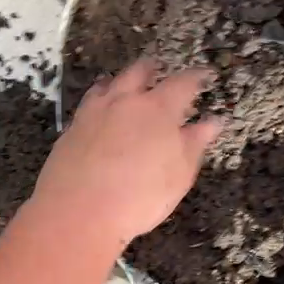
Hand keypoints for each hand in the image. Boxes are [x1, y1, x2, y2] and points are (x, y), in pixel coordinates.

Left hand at [28, 60, 221, 250]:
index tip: (203, 76)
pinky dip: (99, 99)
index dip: (196, 77)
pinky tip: (99, 111)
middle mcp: (125, 101)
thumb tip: (212, 122)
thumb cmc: (139, 198)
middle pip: (139, 73)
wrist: (78, 213)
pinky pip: (88, 103)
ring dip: (121, 81)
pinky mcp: (71, 128)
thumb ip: (195, 144)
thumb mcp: (179, 176)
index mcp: (158, 109)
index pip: (182, 83)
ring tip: (126, 85)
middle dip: (152, 70)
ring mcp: (94, 112)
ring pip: (109, 84)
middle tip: (159, 71)